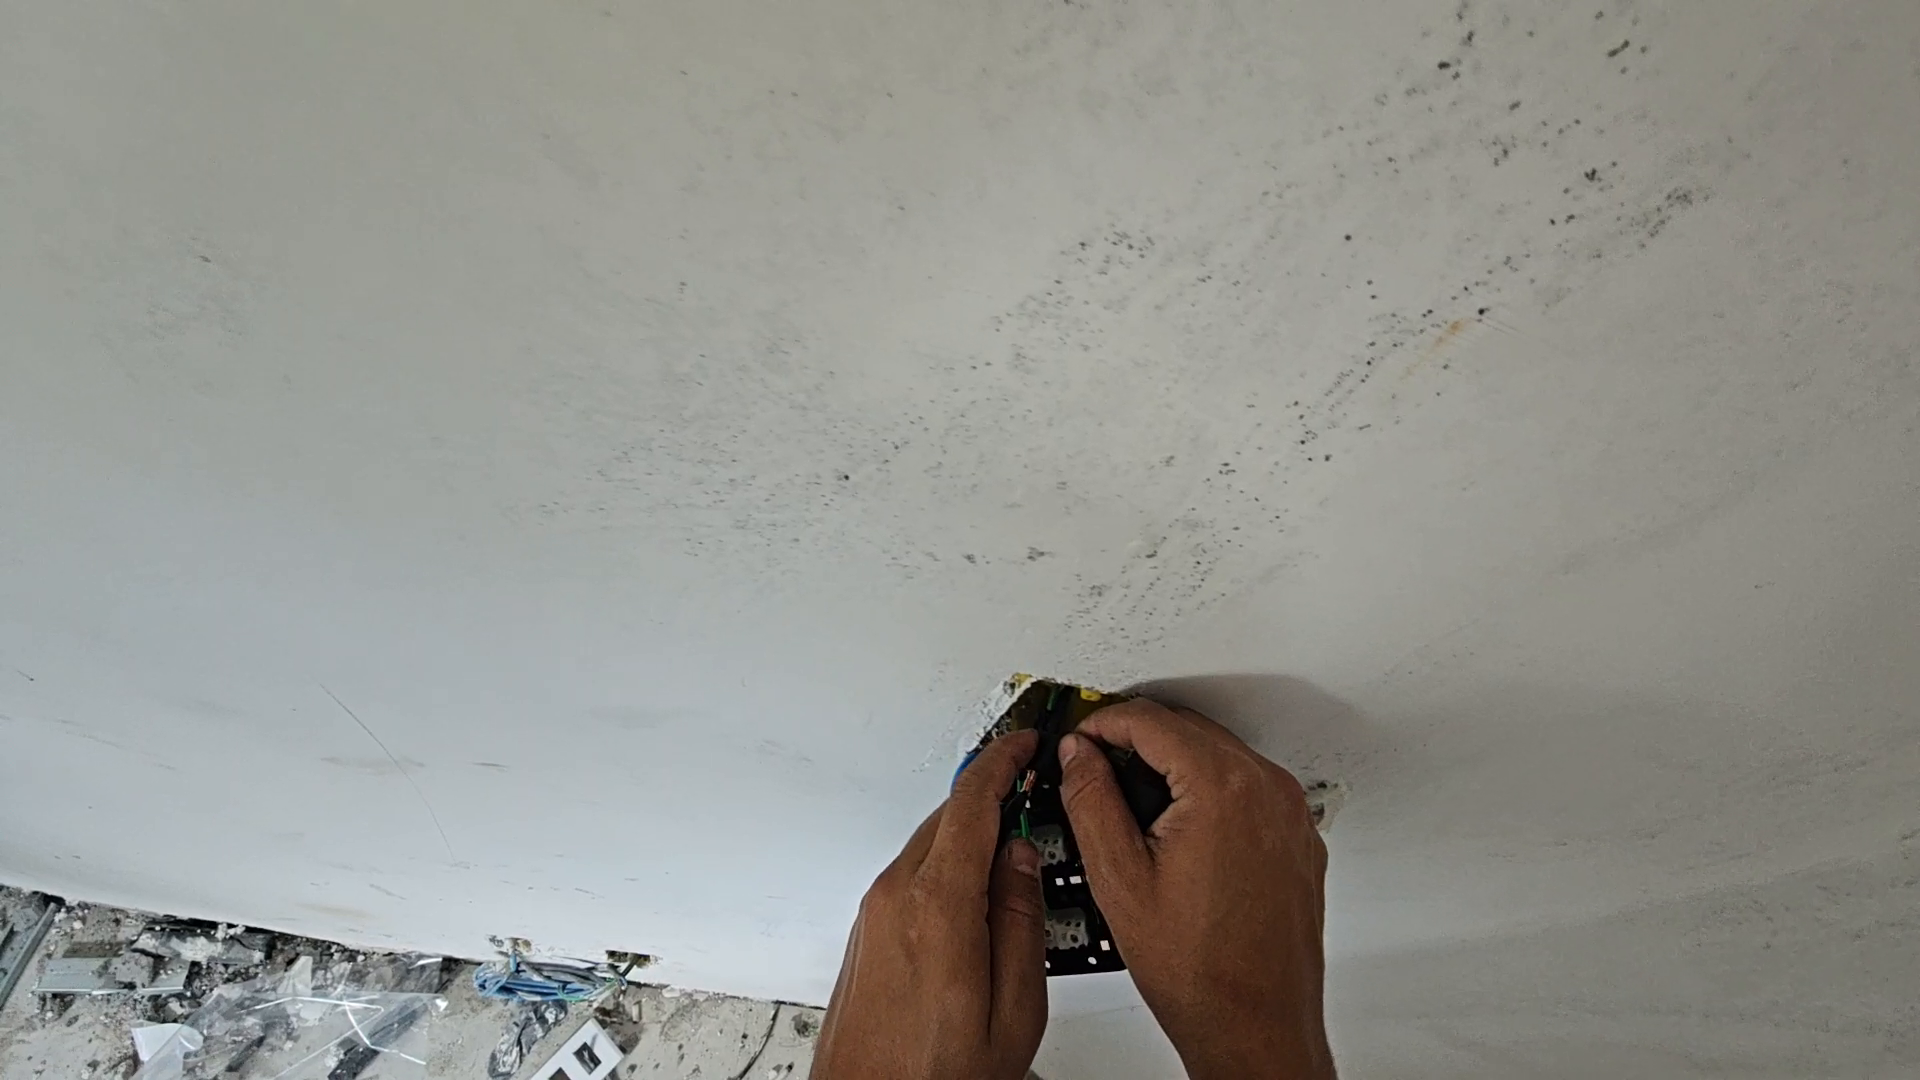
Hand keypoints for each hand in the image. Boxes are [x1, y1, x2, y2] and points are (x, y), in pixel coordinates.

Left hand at [815, 729, 1046, 1079]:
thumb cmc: (936, 1076)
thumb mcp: (1014, 1010)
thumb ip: (1022, 920)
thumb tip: (1021, 858)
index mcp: (938, 906)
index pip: (972, 802)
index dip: (1002, 761)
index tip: (1023, 743)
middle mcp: (897, 893)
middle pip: (950, 814)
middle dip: (992, 796)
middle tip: (1028, 796)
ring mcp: (875, 907)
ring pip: (931, 839)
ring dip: (970, 830)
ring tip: (1009, 854)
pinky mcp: (866, 923)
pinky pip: (913, 866)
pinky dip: (946, 858)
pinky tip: (972, 890)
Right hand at [1058, 700, 1333, 1079]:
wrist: (1256, 1029)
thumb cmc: (1198, 969)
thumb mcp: (1117, 876)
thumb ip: (1089, 798)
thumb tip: (1077, 752)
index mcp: (1223, 789)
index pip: (1151, 720)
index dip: (1104, 722)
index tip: (1081, 737)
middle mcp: (1266, 789)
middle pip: (1185, 726)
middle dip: (1136, 737)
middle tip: (1097, 766)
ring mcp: (1288, 811)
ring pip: (1215, 749)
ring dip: (1171, 758)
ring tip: (1133, 801)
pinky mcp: (1296, 832)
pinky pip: (1244, 781)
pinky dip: (1206, 783)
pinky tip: (1177, 824)